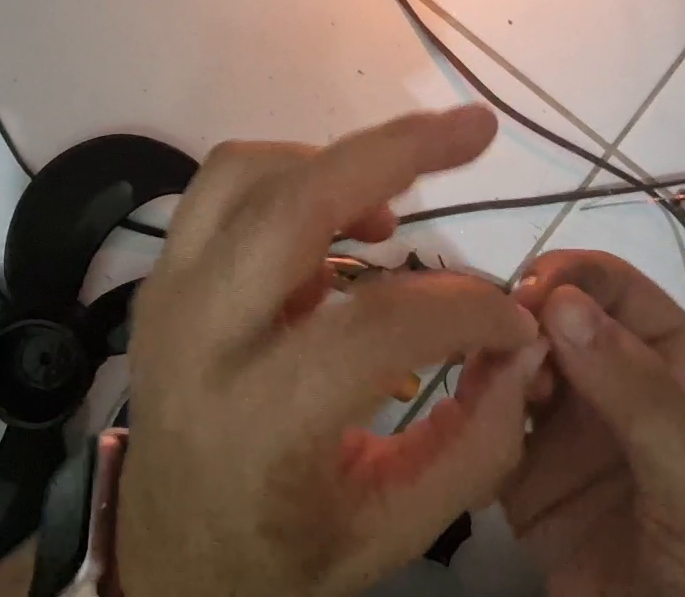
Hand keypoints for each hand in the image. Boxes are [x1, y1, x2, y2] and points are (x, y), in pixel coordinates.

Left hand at [116, 106, 550, 596]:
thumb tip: (523, 346)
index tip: (512, 320)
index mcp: (258, 422)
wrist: (161, 550)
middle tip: (471, 132)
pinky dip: (289, 177)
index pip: (375, 327)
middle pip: (293, 205)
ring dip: (330, 161)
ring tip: (388, 205)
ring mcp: (168, 294)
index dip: (464, 308)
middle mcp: (198, 338)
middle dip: (396, 151)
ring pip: (244, 171)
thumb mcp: (388, 530)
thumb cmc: (277, 552)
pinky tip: (334, 223)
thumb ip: (473, 445)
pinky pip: (222, 187)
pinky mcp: (161, 275)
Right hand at [487, 250, 684, 596]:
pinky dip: (478, 407)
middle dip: (523, 320)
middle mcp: (626, 387)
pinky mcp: (530, 471)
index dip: (576, 280)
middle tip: (491, 341)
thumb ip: (641, 397)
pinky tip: (474, 420)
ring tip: (483, 389)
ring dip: (496, 361)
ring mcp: (575, 429)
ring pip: (521, 361)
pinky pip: (495, 418)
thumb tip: (562, 300)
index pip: (625, 297)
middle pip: (561, 320)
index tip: (528, 292)